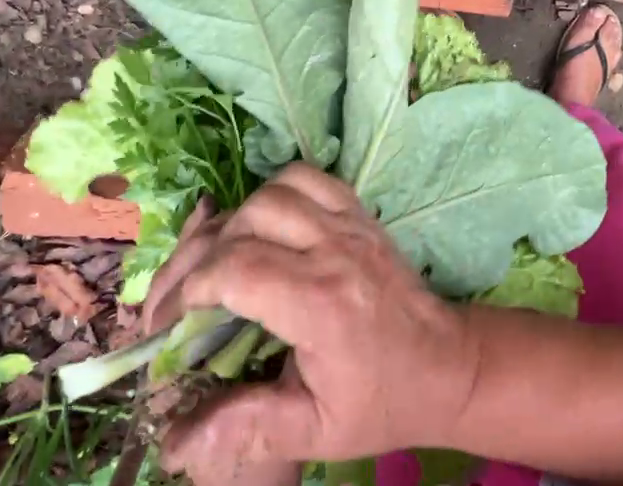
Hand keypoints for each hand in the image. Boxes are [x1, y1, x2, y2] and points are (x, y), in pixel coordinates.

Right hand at [145, 166, 480, 482]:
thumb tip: (175, 443)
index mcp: (322, 304)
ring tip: (224, 260)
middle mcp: (336, 251)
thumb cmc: (383, 401)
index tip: (173, 320)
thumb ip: (247, 425)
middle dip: (203, 254)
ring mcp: (352, 225)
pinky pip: (309, 178)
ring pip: (276, 190)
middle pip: (249, 220)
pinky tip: (265, 228)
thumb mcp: (316, 430)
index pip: (238, 269)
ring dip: (238, 219)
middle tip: (186, 294)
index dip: (192, 288)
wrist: (448, 366)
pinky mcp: (361, 214)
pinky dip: (276, 192)